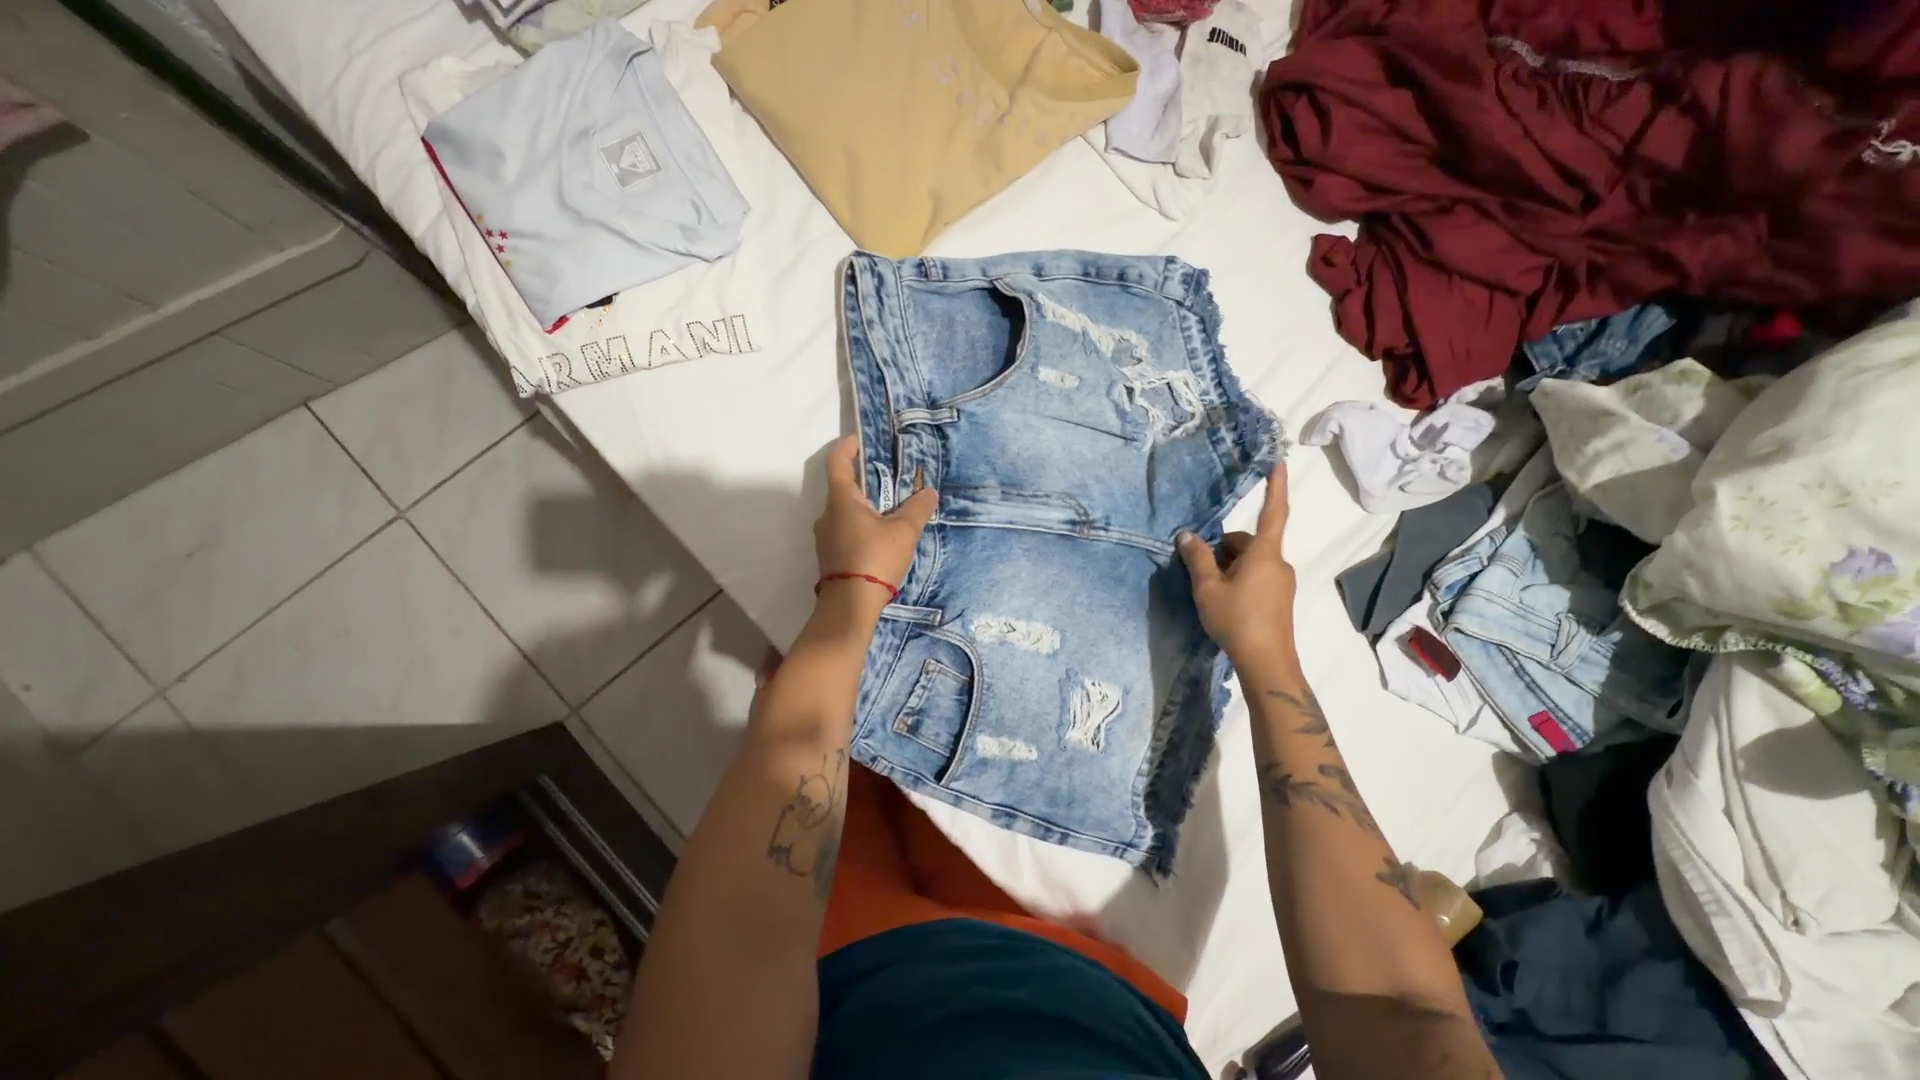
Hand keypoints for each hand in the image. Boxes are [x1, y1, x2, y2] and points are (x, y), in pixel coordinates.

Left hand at [814, 436, 936, 606]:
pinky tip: (881, 537)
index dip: (848, 446)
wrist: (850, 606)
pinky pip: (844, 529)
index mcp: (841, 500)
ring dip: (864, 506)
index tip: (861, 440)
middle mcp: (827, 513)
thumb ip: (917, 509)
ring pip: (844, 511)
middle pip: (842, 486)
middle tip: (890, 479)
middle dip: (865, 480)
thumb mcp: (904, 532)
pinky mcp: (829, 554)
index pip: (837, 460)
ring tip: (891, 510)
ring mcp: (825, 536)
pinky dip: (860, 525)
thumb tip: (928, 492)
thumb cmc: (875, 559)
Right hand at [1178, 463, 1297, 663]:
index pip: (1273, 511)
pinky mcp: (1279, 600)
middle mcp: (1278, 563)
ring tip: (1208, 589)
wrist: (1266, 662)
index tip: (1279, 461)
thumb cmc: (1237, 619)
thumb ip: (1197, 558)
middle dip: (1224, 548)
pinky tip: (1222, 601)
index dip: (1275, 485)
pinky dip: (1238, 580)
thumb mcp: (1207, 587)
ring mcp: (1281, 583)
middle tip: (1199, 568)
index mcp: (1264, 553)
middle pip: (1249, 542)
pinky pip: (1256, 577)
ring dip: (1229, 567)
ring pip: (1251, 561)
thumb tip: (1188, 535)